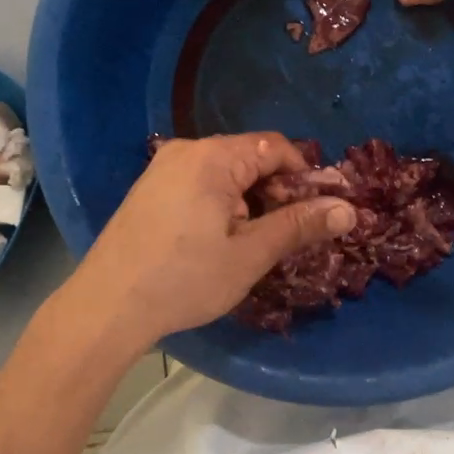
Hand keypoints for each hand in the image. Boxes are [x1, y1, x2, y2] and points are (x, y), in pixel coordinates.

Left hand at [64, 134, 356, 350]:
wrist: (106, 306)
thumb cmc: (183, 279)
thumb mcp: (250, 255)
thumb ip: (299, 226)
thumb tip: (348, 209)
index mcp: (213, 157)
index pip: (276, 148)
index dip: (303, 177)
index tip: (315, 215)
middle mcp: (187, 151)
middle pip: (250, 158)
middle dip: (274, 192)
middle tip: (282, 236)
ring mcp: (162, 169)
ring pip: (224, 174)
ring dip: (247, 202)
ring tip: (248, 245)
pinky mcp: (149, 190)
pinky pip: (199, 184)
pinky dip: (219, 205)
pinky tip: (215, 243)